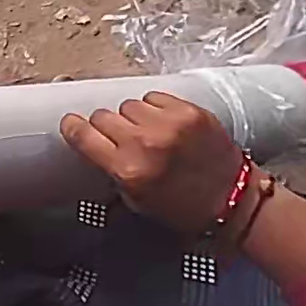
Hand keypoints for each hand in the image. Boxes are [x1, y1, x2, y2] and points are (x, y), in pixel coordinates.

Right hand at [59, 91, 247, 239]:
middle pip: (103, 116)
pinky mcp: (188, 111)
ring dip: (132, 117)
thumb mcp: (136, 201)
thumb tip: (91, 144)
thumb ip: (111, 171)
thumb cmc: (181, 208)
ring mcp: (168, 124)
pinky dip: (154, 109)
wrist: (233, 200)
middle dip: (106, 127)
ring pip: (128, 105)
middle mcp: (144, 144)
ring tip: (148, 132)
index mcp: (128, 170)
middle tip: (120, 138)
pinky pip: (153, 98)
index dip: (73, 127)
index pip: (83, 135)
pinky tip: (164, 123)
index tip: (72, 124)